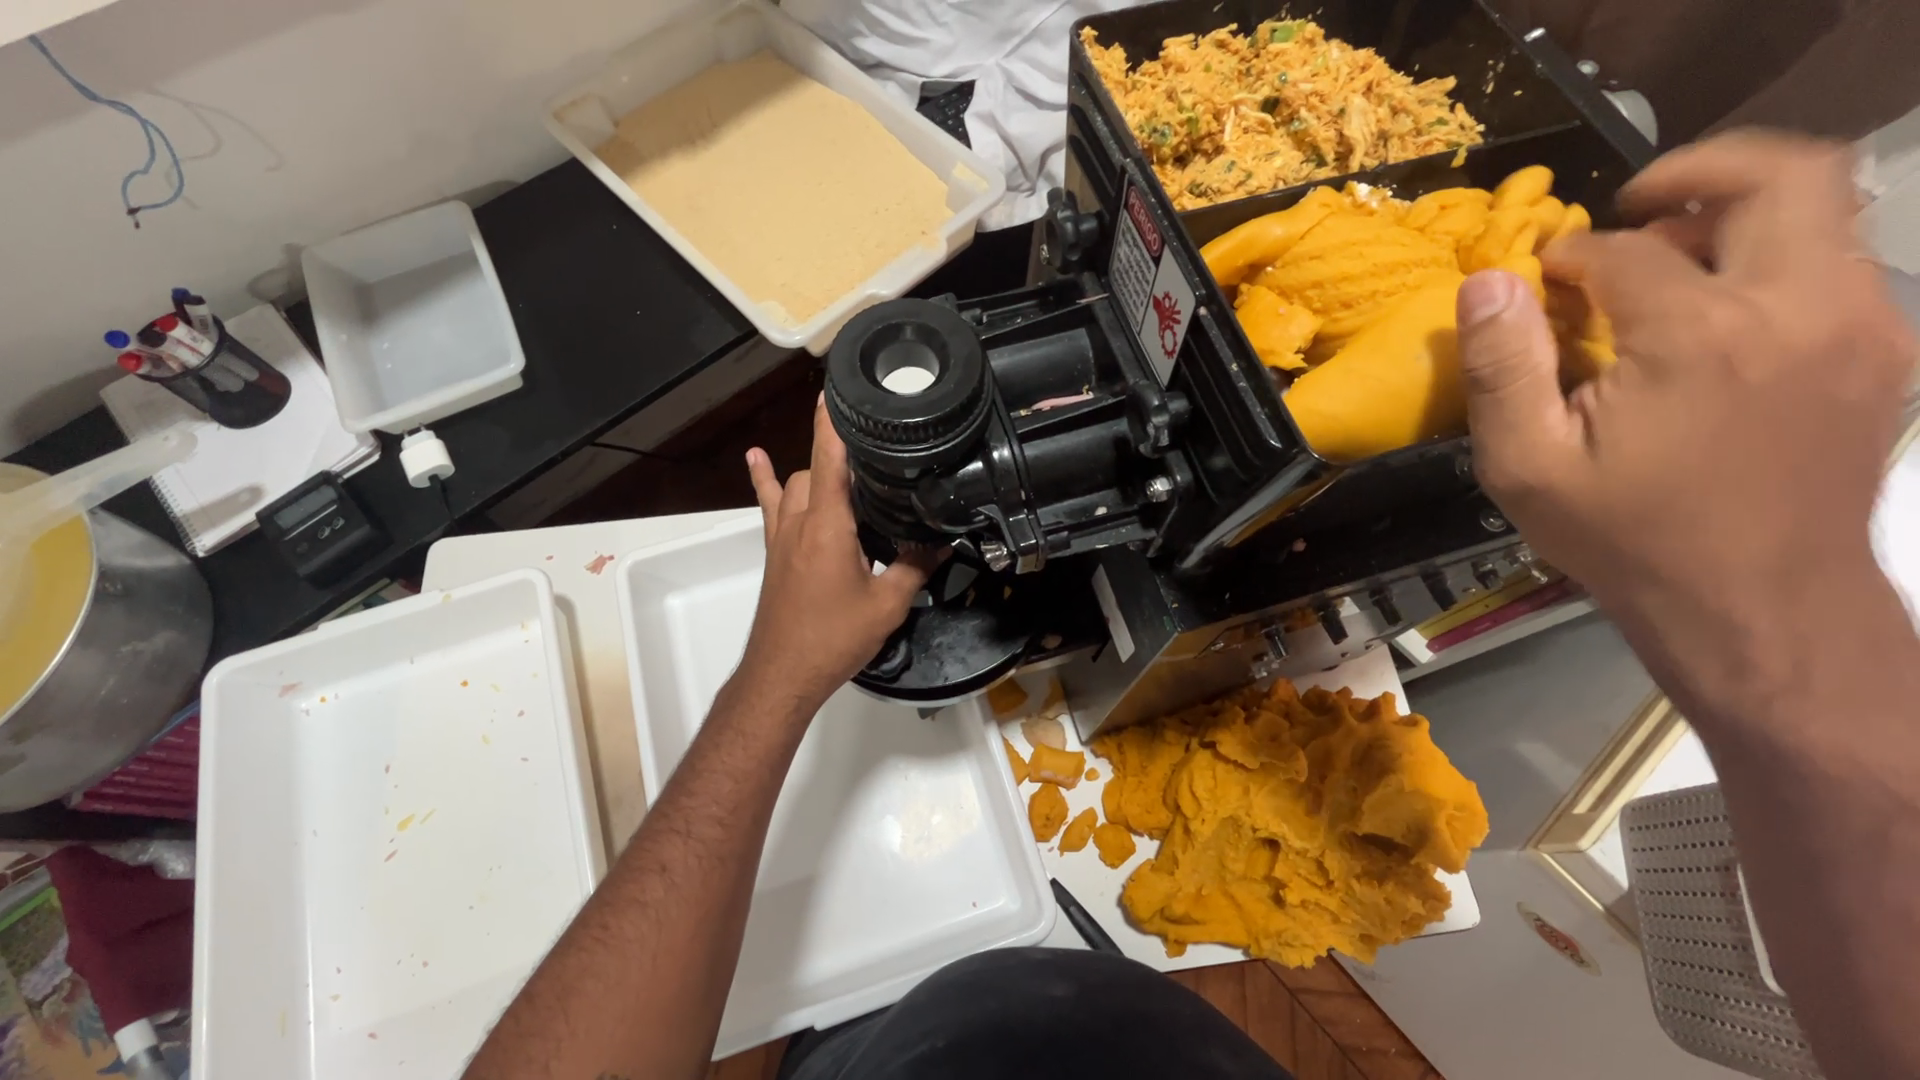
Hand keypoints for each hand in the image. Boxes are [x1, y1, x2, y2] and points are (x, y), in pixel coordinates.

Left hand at [740, 397, 944, 707]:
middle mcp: (800, 521)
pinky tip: (757, 457)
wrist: (784, 673)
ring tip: (850, 470)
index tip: (842, 389)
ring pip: (797, 484)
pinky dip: (765, 479)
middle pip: (818, 470)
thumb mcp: (888, 604)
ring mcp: (782, 535)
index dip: (834, 422)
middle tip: (881, 463)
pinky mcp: (775, 551)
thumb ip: (916, 567)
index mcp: (828, 527)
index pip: (831, 459)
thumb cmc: (834, 639)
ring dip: (820, 472)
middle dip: (845, 460)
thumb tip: (942, 542)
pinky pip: (769, 504)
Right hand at [1455, 130, 1915, 713]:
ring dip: (1736, 219)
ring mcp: (1864, 327)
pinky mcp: (1888, 353)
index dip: (1571, 254)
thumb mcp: (1526, 466)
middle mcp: (1802, 308)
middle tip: (1632, 208)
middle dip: (1695, 171)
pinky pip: (1837, 269)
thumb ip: (1501, 367)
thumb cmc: (1628, 539)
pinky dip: (1773, 266)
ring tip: (1669, 267)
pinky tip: (1719, 324)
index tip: (1540, 280)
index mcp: (1702, 337)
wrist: (1761, 607)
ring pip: (1822, 214)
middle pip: (1781, 175)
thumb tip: (1487, 281)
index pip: (1628, 247)